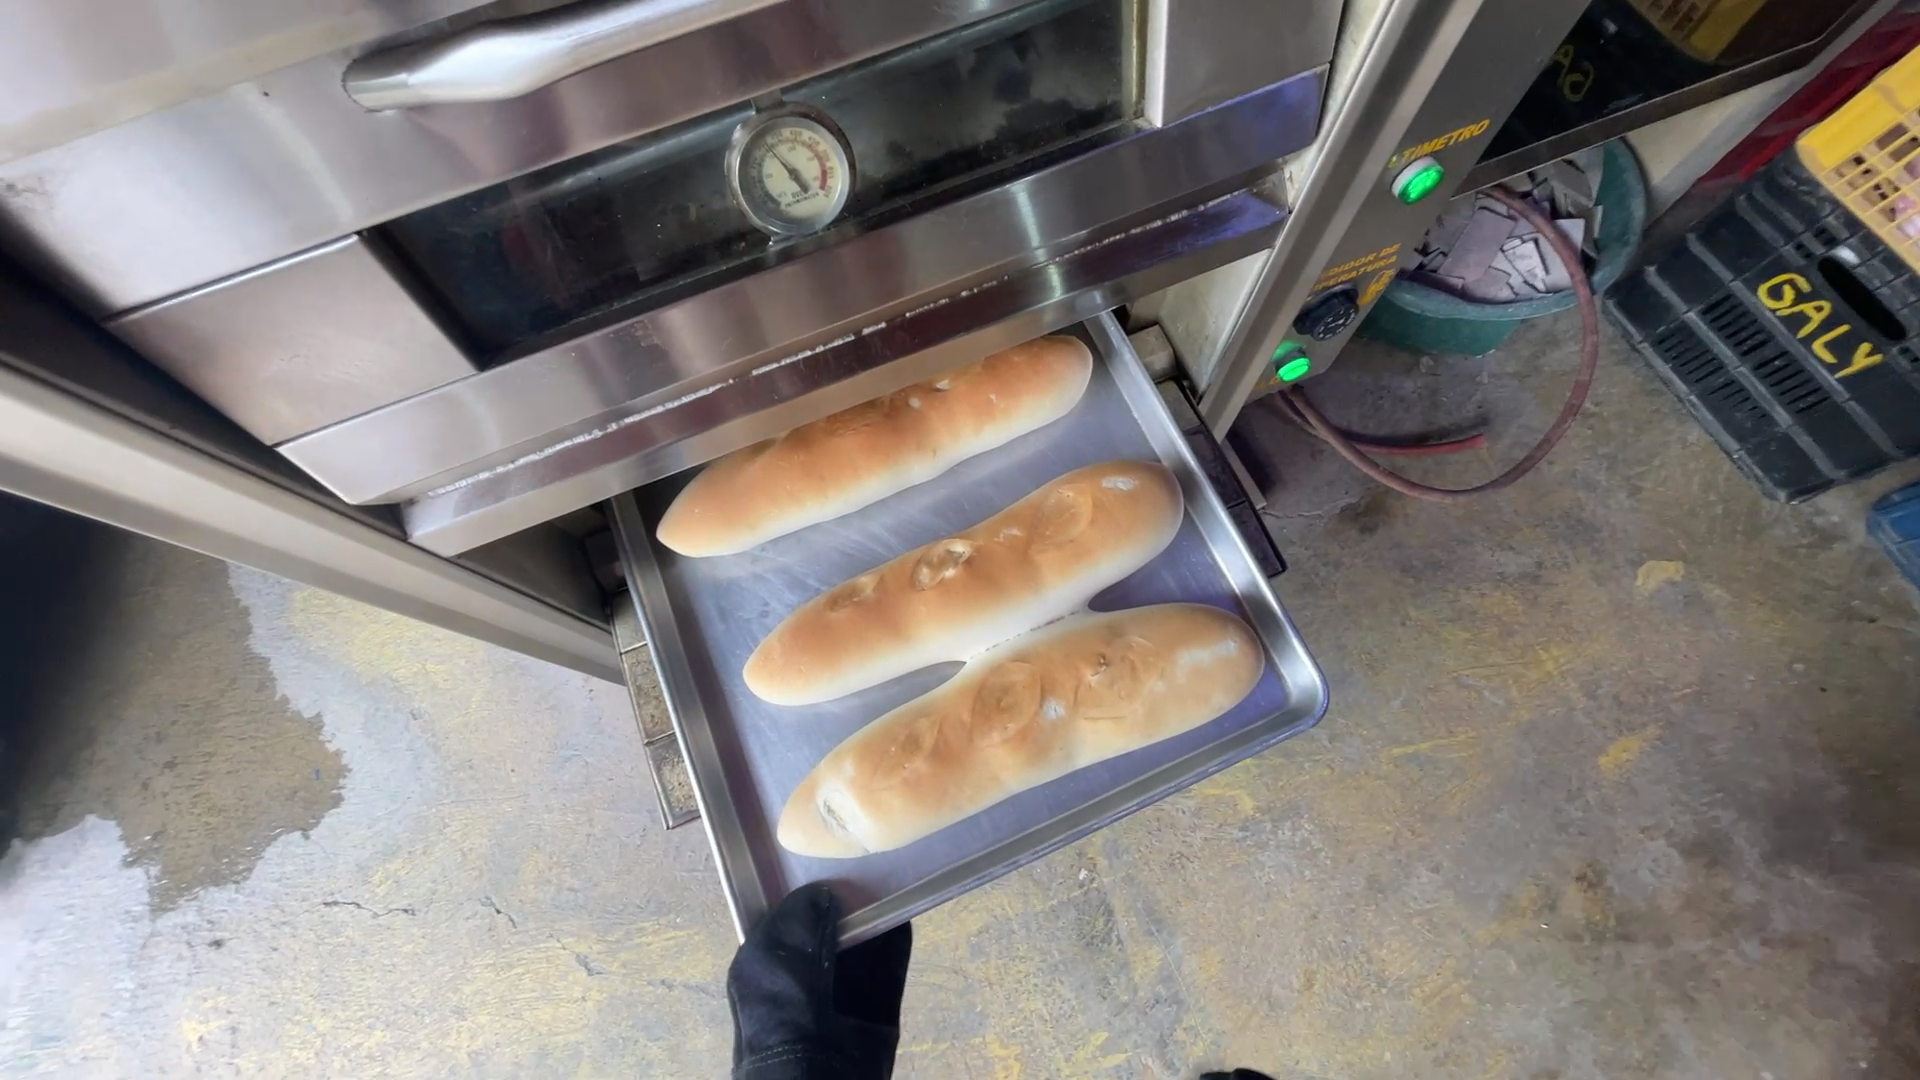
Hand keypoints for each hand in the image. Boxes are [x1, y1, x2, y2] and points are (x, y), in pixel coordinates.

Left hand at [728, 883, 912, 1078]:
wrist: (812, 1079)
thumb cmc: (781, 1008)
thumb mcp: (772, 952)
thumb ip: (797, 917)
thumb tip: (824, 893)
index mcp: (765, 975)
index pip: (787, 928)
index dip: (808, 900)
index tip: (830, 869)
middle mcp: (802, 989)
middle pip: (829, 938)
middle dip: (846, 909)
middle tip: (865, 874)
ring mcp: (841, 1007)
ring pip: (862, 955)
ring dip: (875, 923)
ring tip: (890, 887)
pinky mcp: (874, 1021)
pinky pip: (888, 975)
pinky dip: (896, 945)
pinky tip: (903, 916)